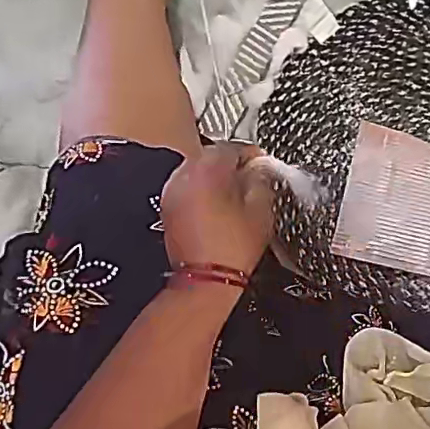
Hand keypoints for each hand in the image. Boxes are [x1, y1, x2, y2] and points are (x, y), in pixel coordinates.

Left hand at [160, 143, 276, 275]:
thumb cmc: (233, 248)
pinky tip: (218, 203)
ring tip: (235, 189)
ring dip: (215, 175)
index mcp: (208, 171)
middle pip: (210, 156)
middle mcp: (184, 176)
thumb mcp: (260, 211)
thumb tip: (258, 170)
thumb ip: (261, 182)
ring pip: (196, 170)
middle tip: (251, 174)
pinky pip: (188, 187)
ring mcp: (171, 191)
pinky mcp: (167, 207)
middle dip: (231, 162)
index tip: (262, 161)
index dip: (251, 153)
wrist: (205, 280)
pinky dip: (202, 189)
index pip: (232, 147)